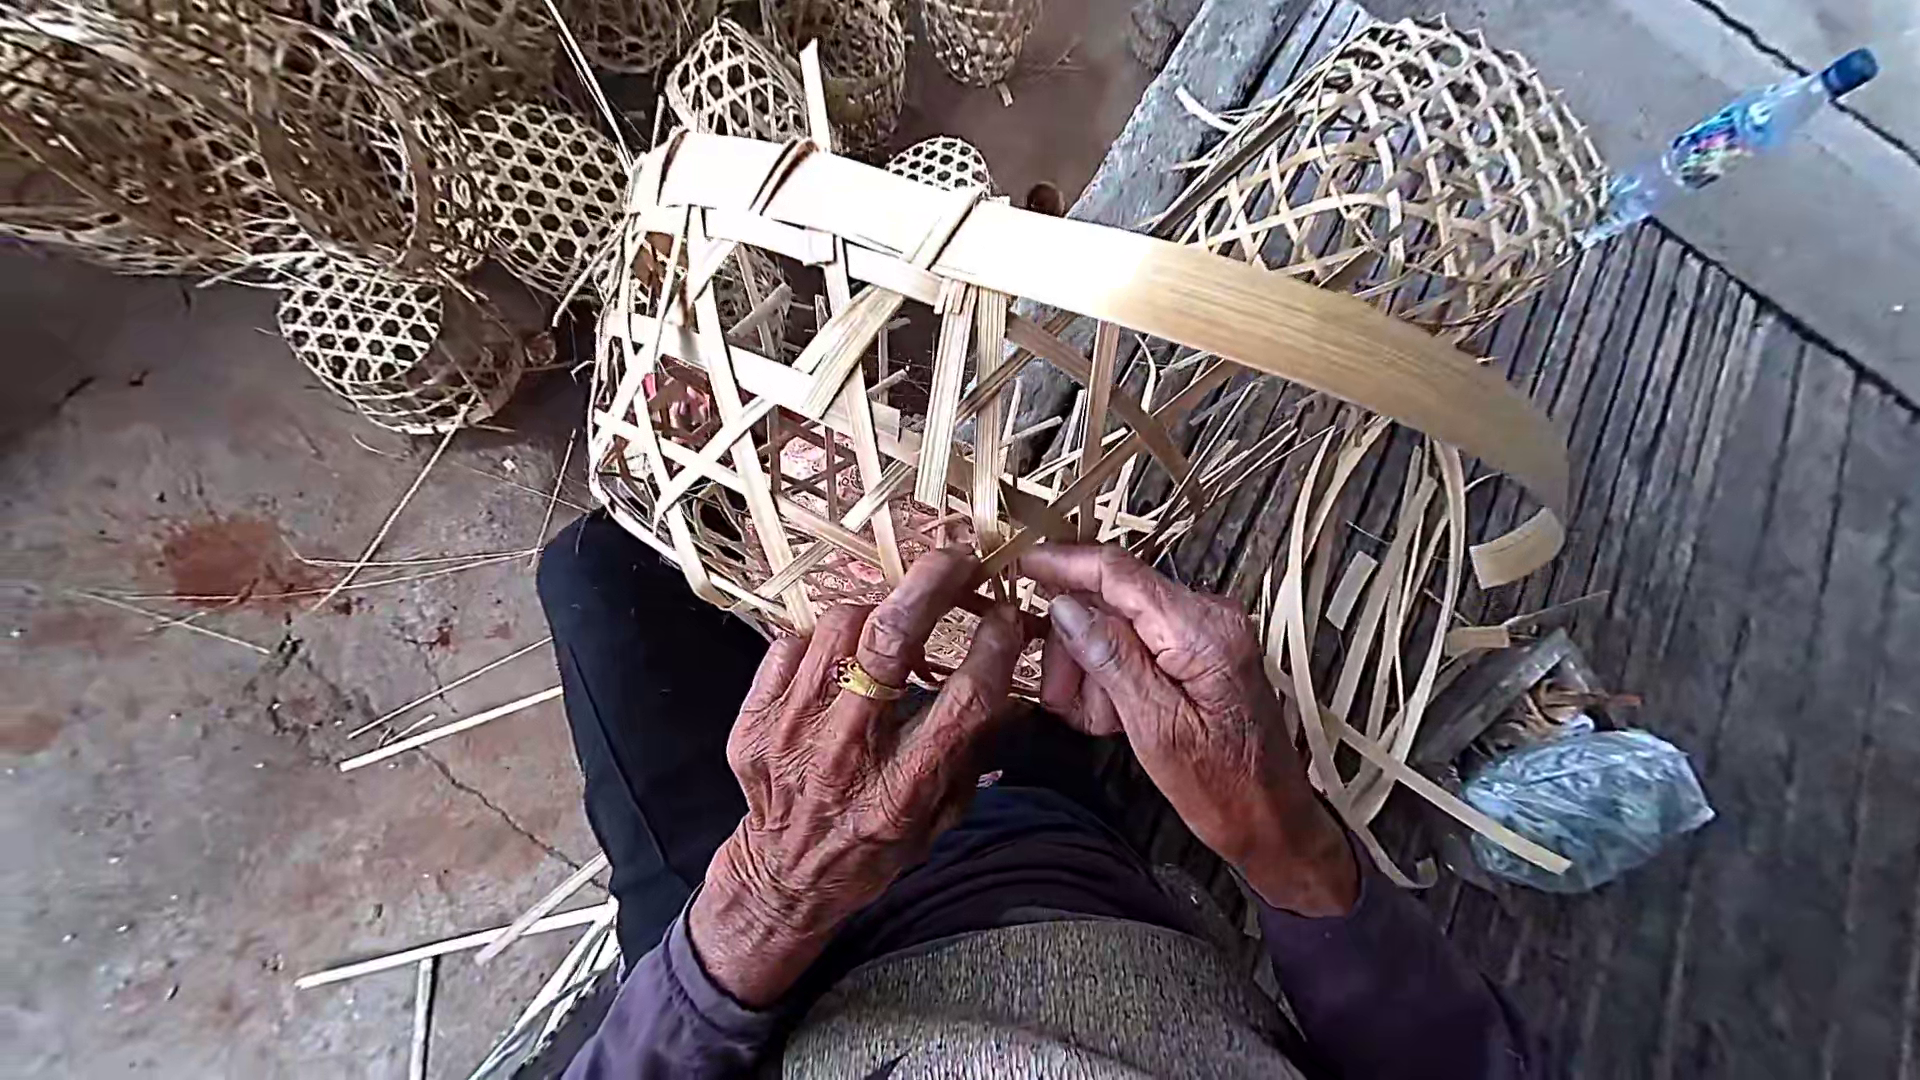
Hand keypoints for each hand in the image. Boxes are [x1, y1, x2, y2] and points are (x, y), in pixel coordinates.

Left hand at [688, 550, 1023, 1005]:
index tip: (1006, 614)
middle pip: (890, 641)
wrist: (782, 879)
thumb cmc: (874, 848)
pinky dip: (824, 636)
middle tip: (959, 561)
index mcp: (902, 788)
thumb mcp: (941, 817)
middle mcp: (846, 754)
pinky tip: (841, 653)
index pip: (962, 699)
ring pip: (839, 627)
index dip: (994, 645)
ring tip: (895, 616)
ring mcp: (790, 733)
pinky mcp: (753, 721)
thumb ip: (976, 752)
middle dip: (932, 585)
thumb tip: (1016, 691)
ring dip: (878, 607)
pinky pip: (791, 642)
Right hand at [1021, 544, 1357, 916]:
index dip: (1064, 563)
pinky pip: (1133, 640)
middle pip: (1109, 600)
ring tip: (1095, 717)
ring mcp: (1201, 628)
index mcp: (1202, 630)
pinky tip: (1114, 710)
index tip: (1024, 563)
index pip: (1118, 572)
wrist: (1273, 822)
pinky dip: (1111, 671)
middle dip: (1073, 644)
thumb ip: (1111, 659)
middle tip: (1058, 695)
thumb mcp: (1157, 728)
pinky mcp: (1194, 645)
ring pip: (1114, 622)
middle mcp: (1206, 615)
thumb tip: (1066, 607)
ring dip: (1090, 666)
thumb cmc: (1225, 788)